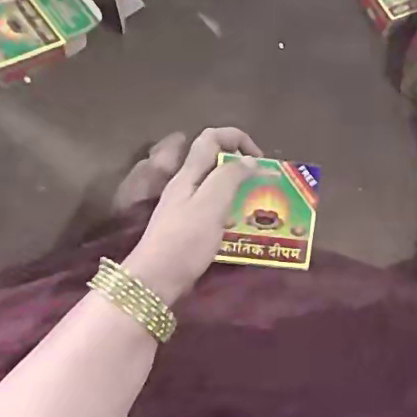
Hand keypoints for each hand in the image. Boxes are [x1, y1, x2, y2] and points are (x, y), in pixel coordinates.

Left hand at [122, 128, 262, 302]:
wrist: (155, 279)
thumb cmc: (184, 241)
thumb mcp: (211, 204)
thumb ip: (229, 177)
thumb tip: (250, 160)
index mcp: (188, 174)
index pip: (211, 137)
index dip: (238, 138)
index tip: (260, 159)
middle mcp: (184, 184)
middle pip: (212, 158)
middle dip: (240, 162)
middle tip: (260, 182)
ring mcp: (183, 205)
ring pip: (213, 183)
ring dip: (236, 186)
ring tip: (255, 203)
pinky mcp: (186, 226)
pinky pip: (211, 205)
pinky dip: (228, 207)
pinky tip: (238, 225)